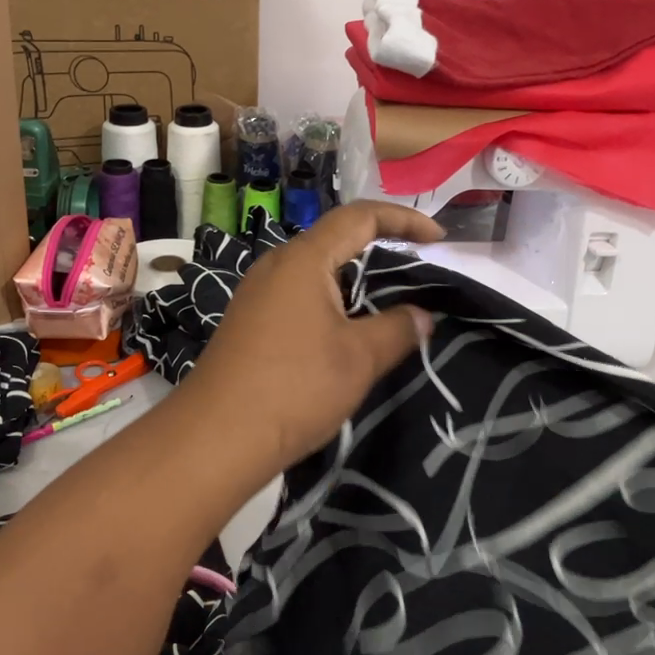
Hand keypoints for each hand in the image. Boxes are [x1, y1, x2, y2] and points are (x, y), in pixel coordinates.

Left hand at [172, 202, 441, 473]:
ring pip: (317, 270)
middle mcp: (276, 265)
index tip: (439, 238)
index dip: (404, 220)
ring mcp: (258, 294)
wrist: (215, 439)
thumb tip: (424, 316)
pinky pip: (300, 295)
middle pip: (336, 239)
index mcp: (304, 259)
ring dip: (356, 279)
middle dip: (382, 247)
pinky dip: (333, 301)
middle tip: (420, 270)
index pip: (360, 216)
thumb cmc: (294, 388)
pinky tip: (349, 332)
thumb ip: (398, 329)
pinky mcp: (250, 322)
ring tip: (392, 303)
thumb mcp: (359, 358)